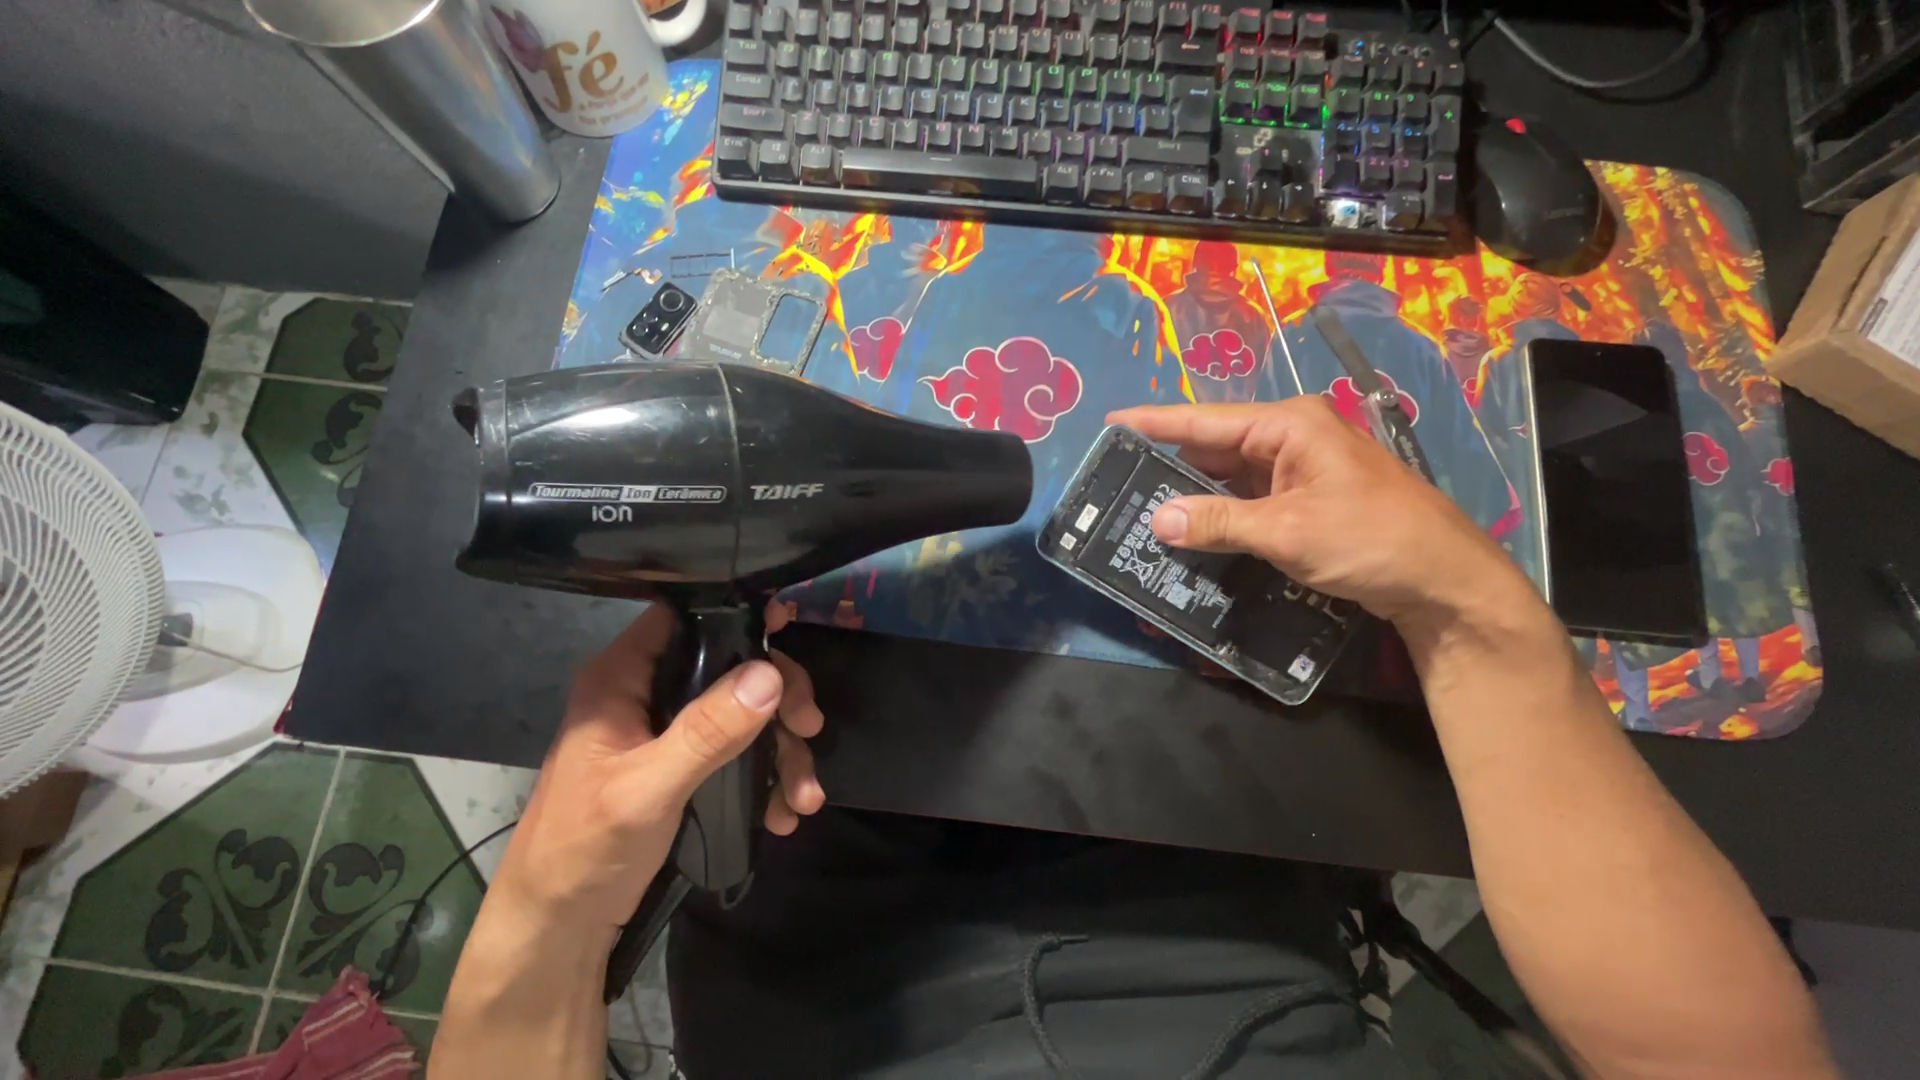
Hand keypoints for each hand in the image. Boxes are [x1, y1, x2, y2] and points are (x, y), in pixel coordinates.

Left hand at [489, 601, 826, 929]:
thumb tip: (768, 675)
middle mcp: (646, 696)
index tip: (787, 628)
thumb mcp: (648, 788)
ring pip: (741, 716)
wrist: (560, 930)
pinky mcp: (683, 771)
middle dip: (777, 698)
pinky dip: (765, 780)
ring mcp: (666, 735)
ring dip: (780, 751)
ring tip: (803, 796)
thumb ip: (707, 732)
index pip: (682, 619)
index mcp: (621, 680)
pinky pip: (736, 756)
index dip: (735, 615)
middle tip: (807, 727)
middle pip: (728, 667)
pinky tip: (782, 813)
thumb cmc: (585, 849)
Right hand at [1107, 397, 1526, 626]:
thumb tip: (1157, 519)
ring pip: (1229, 477)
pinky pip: (1249, 500)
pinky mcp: (1305, 501)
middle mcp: (1291, 438)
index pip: (1205, 419)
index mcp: (1289, 425)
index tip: (1110, 423)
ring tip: (1142, 511)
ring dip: (1193, 496)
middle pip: (1214, 447)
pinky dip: (1220, 515)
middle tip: (1118, 486)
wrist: (1444, 581)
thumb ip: (1218, 521)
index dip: (1155, 422)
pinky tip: (1190, 531)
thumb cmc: (1370, 540)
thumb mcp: (1286, 531)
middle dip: (1169, 466)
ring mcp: (1300, 470)